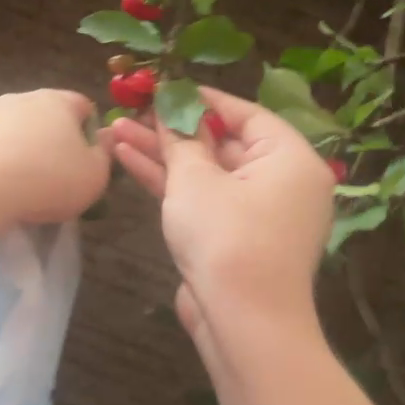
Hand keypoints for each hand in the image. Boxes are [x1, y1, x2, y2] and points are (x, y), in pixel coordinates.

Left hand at [0, 89, 109, 226]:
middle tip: (59, 172)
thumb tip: (105, 135)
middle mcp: (18, 99)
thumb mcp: (95, 175)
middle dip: (54, 138)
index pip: (82, 105)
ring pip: (15, 129)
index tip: (89, 158)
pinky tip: (0, 185)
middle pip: (45, 115)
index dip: (90, 129)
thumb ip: (105, 153)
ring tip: (26, 182)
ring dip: (23, 148)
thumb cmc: (48, 179)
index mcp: (55, 101)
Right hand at [102, 87, 332, 341]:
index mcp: (289, 160)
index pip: (245, 113)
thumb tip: (171, 107)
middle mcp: (280, 181)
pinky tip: (126, 157)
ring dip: (160, 151)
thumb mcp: (194, 178)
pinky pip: (200, 194)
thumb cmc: (226, 236)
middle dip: (171, 126)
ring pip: (203, 168)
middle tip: (131, 108)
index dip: (201, 97)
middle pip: (221, 141)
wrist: (243, 319)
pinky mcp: (232, 234)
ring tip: (114, 128)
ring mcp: (255, 210)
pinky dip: (167, 178)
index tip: (161, 85)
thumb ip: (179, 138)